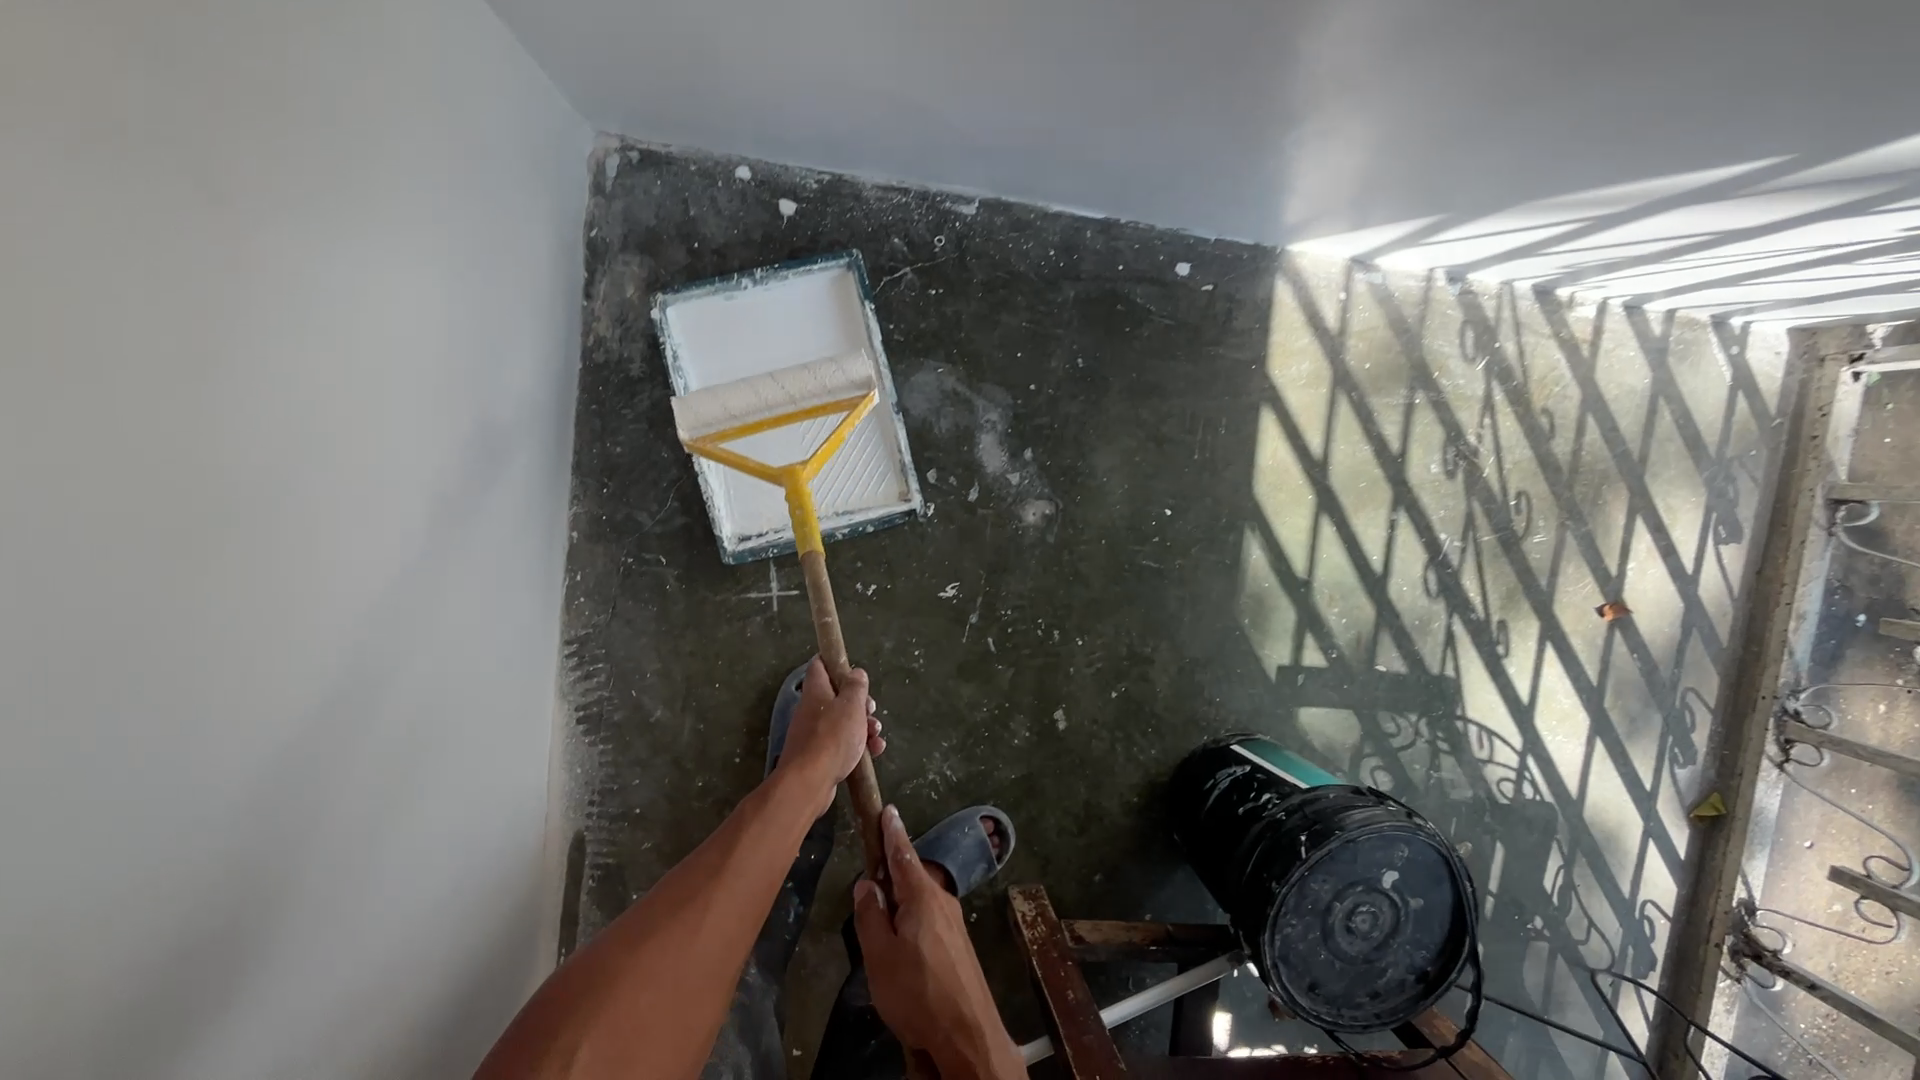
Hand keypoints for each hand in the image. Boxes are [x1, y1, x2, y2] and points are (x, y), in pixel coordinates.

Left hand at [774, 657, 883, 811]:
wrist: (810, 782)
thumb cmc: (832, 737)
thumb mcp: (851, 706)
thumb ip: (856, 687)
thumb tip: (856, 672)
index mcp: (817, 691)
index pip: (820, 666)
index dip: (836, 663)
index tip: (853, 669)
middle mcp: (812, 710)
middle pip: (838, 697)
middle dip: (860, 703)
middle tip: (871, 710)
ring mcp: (815, 734)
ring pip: (844, 722)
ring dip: (864, 726)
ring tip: (876, 735)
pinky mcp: (820, 756)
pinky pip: (842, 744)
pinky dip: (859, 746)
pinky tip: (874, 752)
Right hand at [852, 807, 1022, 1079]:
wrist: (969, 1034)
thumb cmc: (918, 993)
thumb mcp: (880, 956)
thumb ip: (870, 916)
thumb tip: (867, 883)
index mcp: (922, 897)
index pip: (903, 853)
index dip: (892, 832)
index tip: (887, 810)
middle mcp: (942, 901)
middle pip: (911, 877)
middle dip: (889, 875)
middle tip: (868, 886)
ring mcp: (953, 923)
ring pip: (919, 901)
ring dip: (899, 902)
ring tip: (879, 925)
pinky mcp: (958, 945)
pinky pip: (928, 919)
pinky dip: (911, 920)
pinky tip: (900, 946)